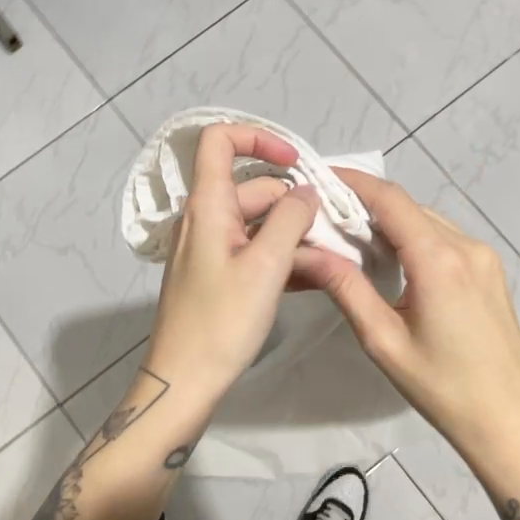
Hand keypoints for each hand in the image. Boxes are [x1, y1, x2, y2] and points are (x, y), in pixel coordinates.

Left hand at [146, 124, 320, 399]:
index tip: (295, 162)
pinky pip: (252, 252)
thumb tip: (306, 192)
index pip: (219, 141)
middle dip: (294, 203)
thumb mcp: (265, 266)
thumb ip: (290, 220)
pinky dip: (281, 258)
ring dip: (294, 235)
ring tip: (334, 257)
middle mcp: (204, 220)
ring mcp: (209, 249)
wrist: (184, 381)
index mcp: (207, 206)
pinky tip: (314, 277)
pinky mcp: (216, 276)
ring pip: (257, 224)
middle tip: (335, 230)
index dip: (258, 138)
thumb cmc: (222, 321)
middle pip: (252, 188)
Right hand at [293, 169, 519, 451]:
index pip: (390, 199)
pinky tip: (389, 259)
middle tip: (322, 215)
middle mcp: (466, 247)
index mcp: (439, 260)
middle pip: (408, 207)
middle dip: (364, 203)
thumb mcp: (383, 340)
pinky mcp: (490, 273)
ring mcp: (483, 258)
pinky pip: (444, 239)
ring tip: (348, 237)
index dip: (352, 182)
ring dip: (388, 221)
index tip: (317, 177)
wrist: (511, 422)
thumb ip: (345, 288)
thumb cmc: (443, 388)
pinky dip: (411, 238)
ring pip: (426, 221)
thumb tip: (305, 252)